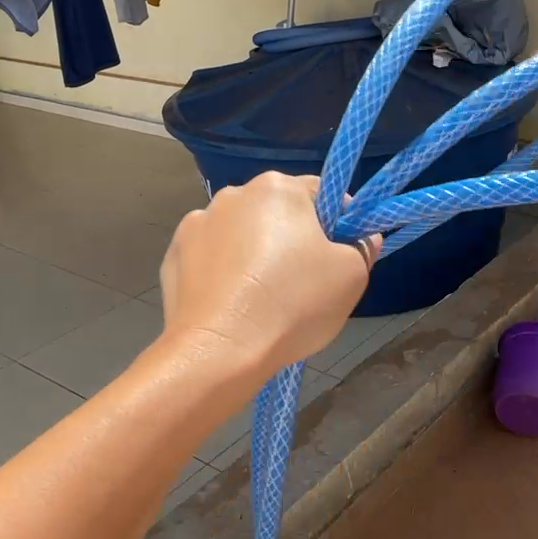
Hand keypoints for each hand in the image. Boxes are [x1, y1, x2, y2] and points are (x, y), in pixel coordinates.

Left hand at [160, 173, 376, 376]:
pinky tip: (234, 305)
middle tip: (306, 282)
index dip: (339, 223)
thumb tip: (363, 238)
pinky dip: (225, 273)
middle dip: (294, 238)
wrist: (220, 349)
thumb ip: (363, 248)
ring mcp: (196, 224)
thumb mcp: (351, 277)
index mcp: (278, 188)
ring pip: (242, 235)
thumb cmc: (293, 304)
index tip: (342, 256)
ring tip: (264, 299)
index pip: (321, 193)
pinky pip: (211, 258)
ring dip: (256, 254)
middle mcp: (233, 194)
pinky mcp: (174, 256)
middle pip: (278, 213)